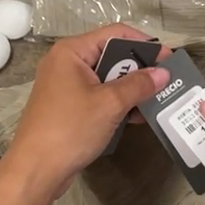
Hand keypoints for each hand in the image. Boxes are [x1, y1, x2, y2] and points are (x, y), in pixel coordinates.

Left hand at [0, 24, 168, 202]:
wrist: (35, 170)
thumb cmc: (71, 128)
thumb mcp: (109, 104)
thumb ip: (138, 85)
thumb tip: (164, 72)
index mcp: (72, 51)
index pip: (115, 34)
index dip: (144, 43)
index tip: (169, 59)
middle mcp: (66, 62)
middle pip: (111, 55)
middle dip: (139, 68)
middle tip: (167, 81)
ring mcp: (65, 86)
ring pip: (106, 78)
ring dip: (131, 88)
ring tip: (159, 100)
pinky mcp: (68, 107)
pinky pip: (98, 96)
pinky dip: (117, 102)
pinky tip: (139, 116)